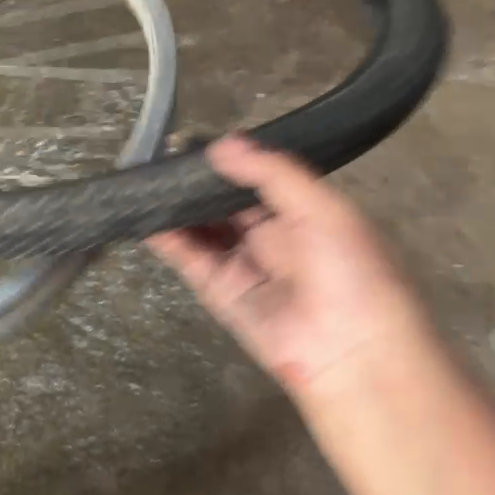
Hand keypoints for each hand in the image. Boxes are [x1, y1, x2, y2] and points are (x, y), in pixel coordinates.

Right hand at [148, 135, 431, 393]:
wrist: (352, 353)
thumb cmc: (353, 274)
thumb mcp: (325, 210)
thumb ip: (272, 173)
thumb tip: (219, 145)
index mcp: (308, 213)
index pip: (260, 178)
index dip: (229, 160)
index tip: (192, 141)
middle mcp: (273, 235)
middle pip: (224, 201)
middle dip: (194, 182)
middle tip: (157, 156)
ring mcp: (242, 262)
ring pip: (200, 226)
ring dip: (175, 206)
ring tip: (141, 180)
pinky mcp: (216, 287)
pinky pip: (186, 256)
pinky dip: (163, 237)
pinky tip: (142, 215)